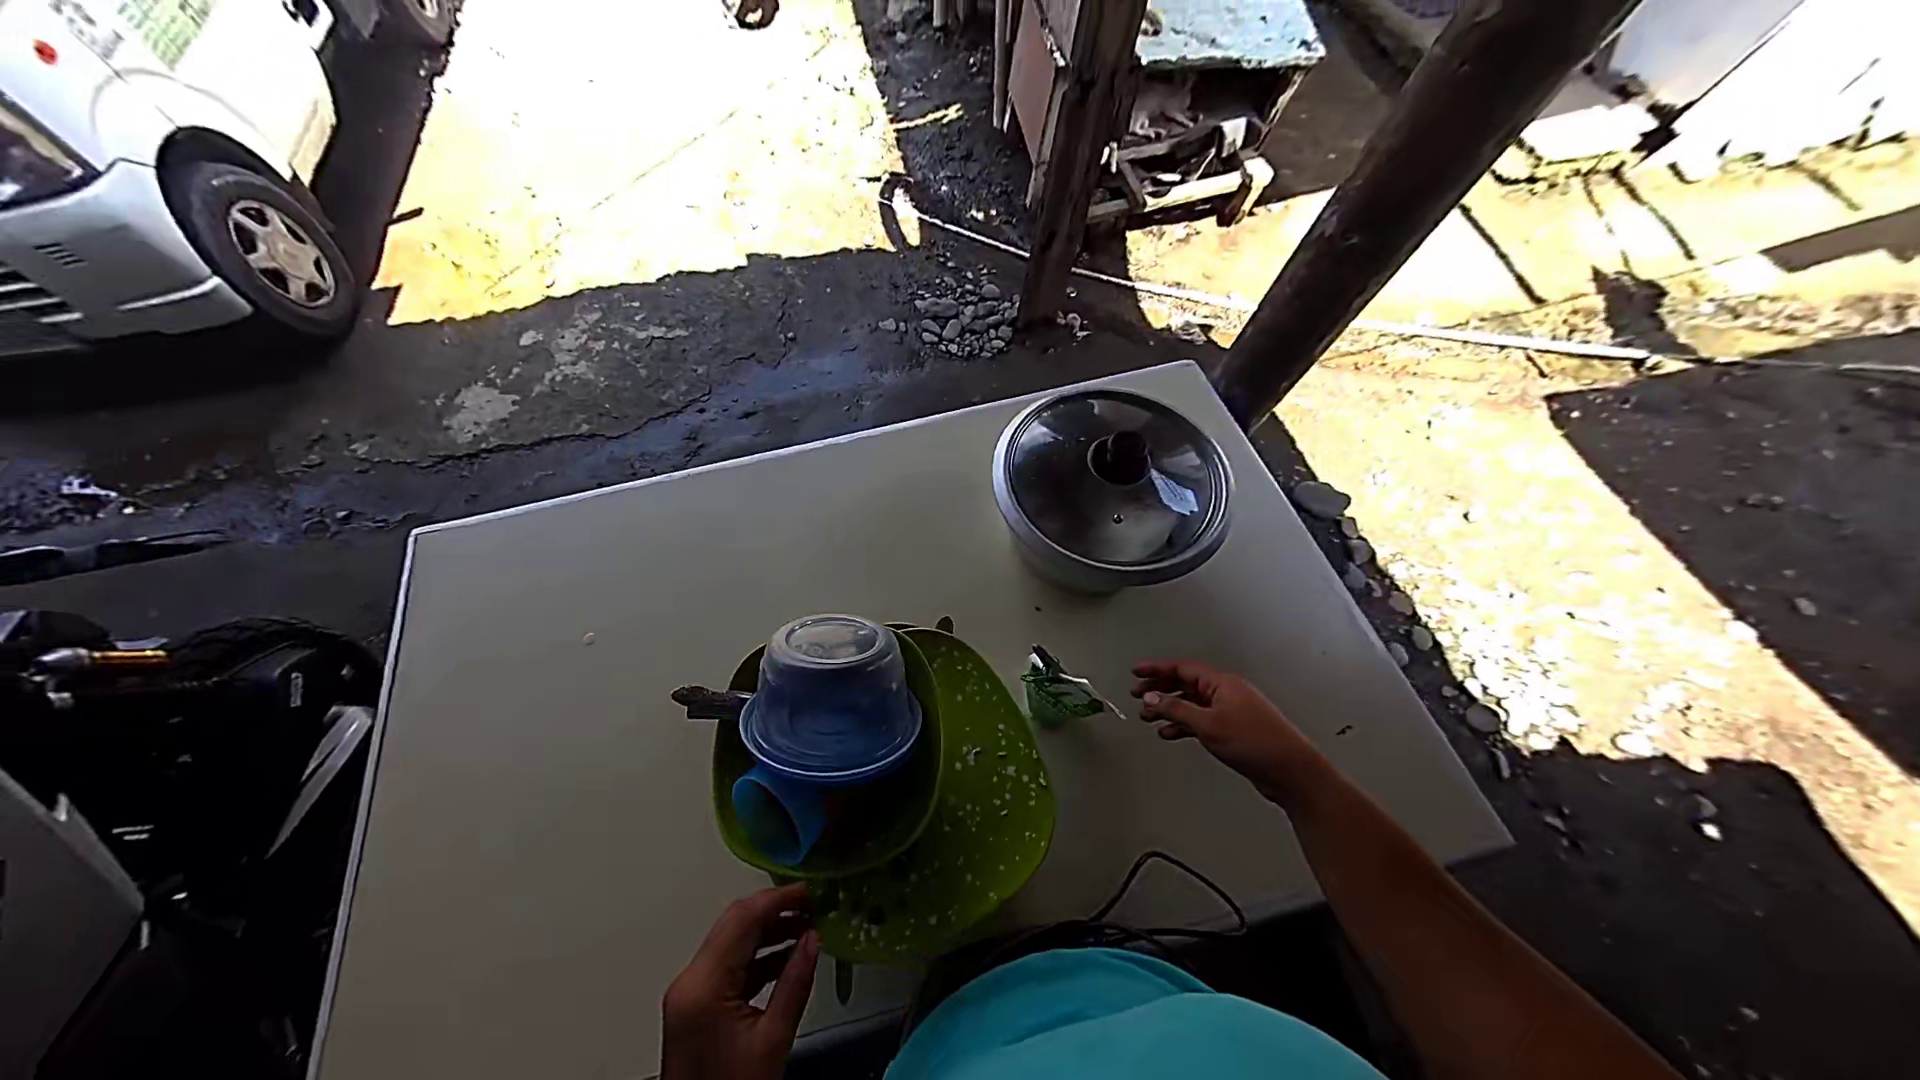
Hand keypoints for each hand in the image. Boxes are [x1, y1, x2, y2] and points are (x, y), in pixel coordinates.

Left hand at [662, 884, 819, 1079]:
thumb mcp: (772, 1041)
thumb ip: (795, 983)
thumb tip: (813, 939)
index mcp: (703, 986)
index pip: (743, 919)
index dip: (779, 898)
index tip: (810, 891)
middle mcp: (690, 981)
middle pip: (734, 923)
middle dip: (775, 909)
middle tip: (812, 903)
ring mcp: (690, 993)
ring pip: (732, 940)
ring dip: (769, 930)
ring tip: (807, 926)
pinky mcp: (696, 1005)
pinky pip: (729, 964)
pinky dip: (759, 954)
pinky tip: (788, 956)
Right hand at [1131, 660, 1327, 803]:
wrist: (1290, 771)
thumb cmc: (1259, 743)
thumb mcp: (1208, 724)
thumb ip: (1176, 709)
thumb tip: (1152, 698)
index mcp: (1222, 683)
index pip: (1181, 669)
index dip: (1156, 669)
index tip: (1138, 671)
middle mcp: (1226, 693)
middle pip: (1184, 684)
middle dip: (1159, 689)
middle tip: (1138, 693)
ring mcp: (1230, 711)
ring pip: (1190, 703)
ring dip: (1168, 709)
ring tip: (1149, 716)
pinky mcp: (1232, 729)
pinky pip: (1200, 720)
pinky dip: (1183, 725)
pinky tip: (1171, 732)